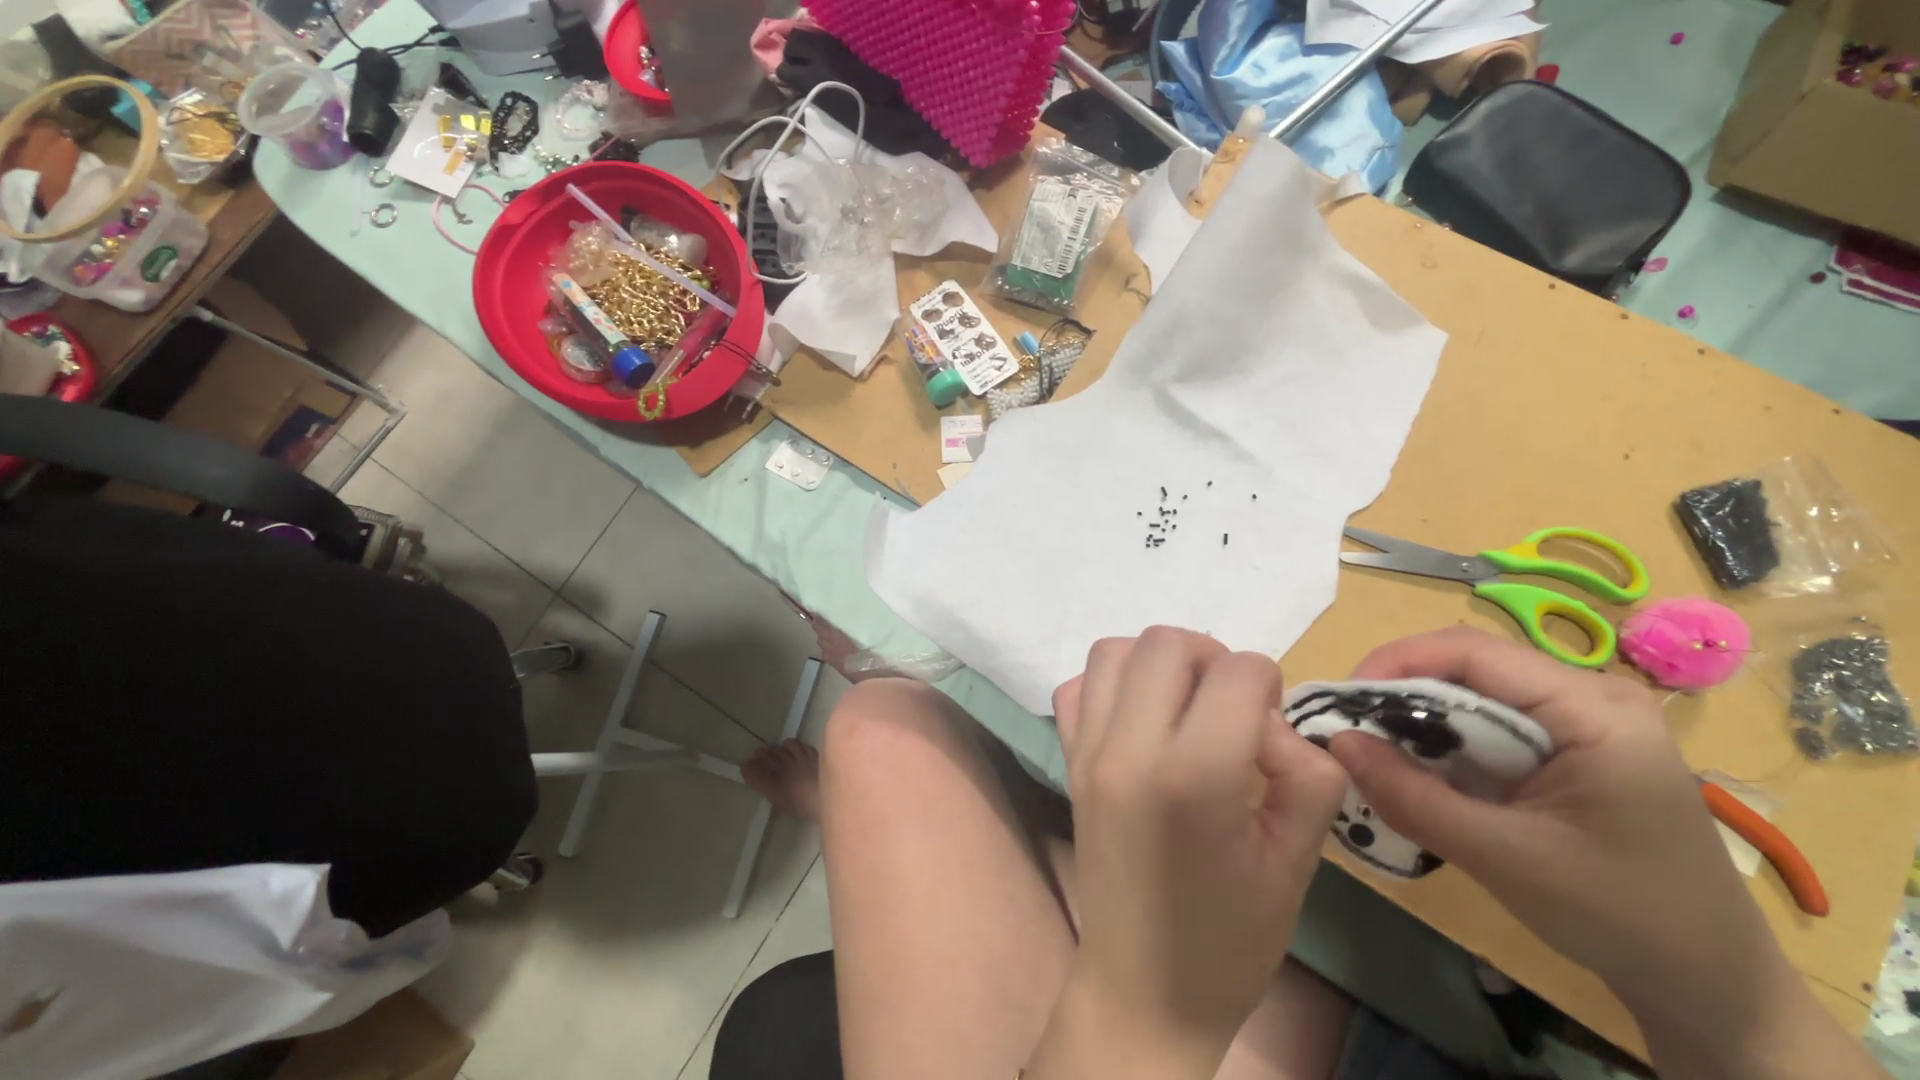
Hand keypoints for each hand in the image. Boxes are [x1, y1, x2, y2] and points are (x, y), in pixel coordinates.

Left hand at [1042, 628, 1347, 1072]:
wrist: (1144, 990)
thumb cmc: (1231, 937)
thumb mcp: (1298, 858)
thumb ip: (1305, 771)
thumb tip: (1271, 720)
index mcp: (1195, 774)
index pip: (1240, 669)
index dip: (1272, 690)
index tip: (1273, 741)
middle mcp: (1129, 748)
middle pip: (1169, 642)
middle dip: (1216, 663)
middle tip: (1235, 716)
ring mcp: (1088, 752)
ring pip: (1115, 650)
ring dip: (1161, 665)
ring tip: (1187, 712)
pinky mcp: (1067, 762)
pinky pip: (1078, 687)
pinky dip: (1112, 686)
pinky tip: (1140, 725)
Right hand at [1324, 628, 1880, 1079]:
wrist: (1709, 983)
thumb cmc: (1621, 915)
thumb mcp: (1506, 859)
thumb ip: (1415, 799)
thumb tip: (1336, 743)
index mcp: (1593, 709)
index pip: (1473, 652)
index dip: (1398, 663)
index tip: (1342, 702)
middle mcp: (1589, 699)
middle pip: (1472, 671)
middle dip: (1401, 698)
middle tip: (1346, 735)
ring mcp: (1584, 726)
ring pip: (1477, 702)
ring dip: (1420, 727)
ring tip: (1370, 757)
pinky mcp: (1572, 754)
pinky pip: (1492, 733)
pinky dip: (1447, 751)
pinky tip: (1419, 779)